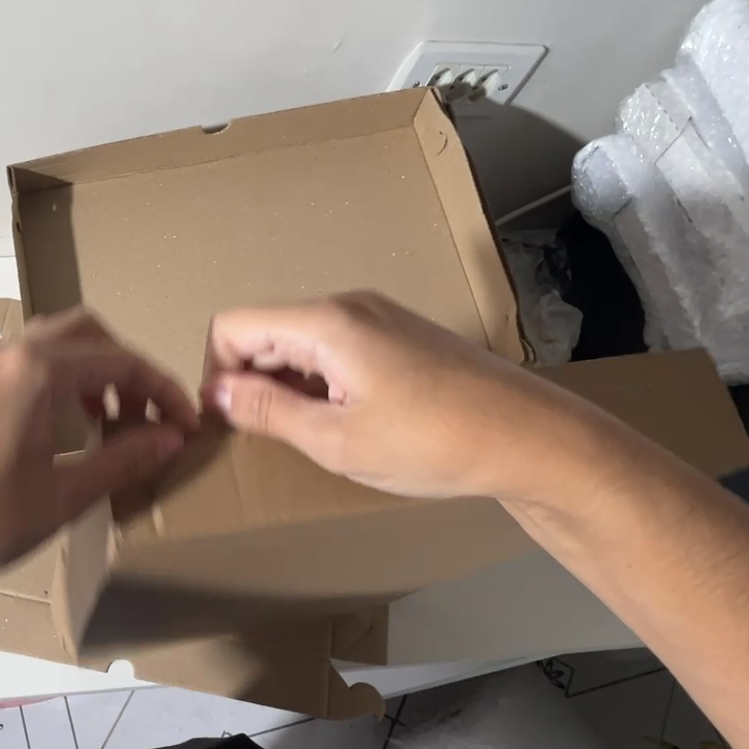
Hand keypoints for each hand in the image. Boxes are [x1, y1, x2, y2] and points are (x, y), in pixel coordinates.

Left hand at [0, 308, 197, 611]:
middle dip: (126, 367)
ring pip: (50, 346)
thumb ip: (120, 461)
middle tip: (145, 415)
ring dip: (90, 371)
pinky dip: (56, 382)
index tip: (188, 425)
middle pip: (86, 333)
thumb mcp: (58, 497)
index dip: (164, 390)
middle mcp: (7, 355)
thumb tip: (171, 437)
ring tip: (107, 421)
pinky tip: (57, 430)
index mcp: (36, 371)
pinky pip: (23, 366)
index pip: (121, 359)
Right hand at [202, 291, 602, 501]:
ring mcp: (377, 317)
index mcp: (325, 323)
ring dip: (285, 384)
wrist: (532, 439)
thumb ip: (267, 410)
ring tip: (308, 433)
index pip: (232, 326)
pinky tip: (343, 420)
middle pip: (264, 330)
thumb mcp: (335, 439)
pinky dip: (317, 381)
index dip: (218, 373)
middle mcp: (348, 306)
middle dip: (250, 380)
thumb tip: (216, 393)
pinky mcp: (398, 335)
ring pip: (297, 341)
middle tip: (266, 436)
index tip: (231, 421)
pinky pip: (332, 347)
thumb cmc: (434, 442)